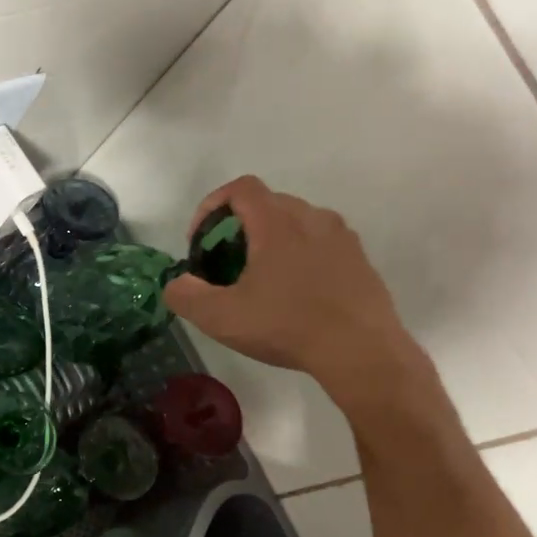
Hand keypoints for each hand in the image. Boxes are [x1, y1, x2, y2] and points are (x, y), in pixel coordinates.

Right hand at [163, 175, 423, 397]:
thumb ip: (185, 295)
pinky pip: (318, 243)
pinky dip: (295, 256)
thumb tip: (178, 283)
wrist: (358, 348)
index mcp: (277, 223)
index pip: (241, 188)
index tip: (199, 241)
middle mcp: (312, 217)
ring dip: (267, 242)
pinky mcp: (357, 258)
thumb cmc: (284, 325)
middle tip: (222, 266)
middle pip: (266, 204)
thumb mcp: (219, 317)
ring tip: (256, 282)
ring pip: (294, 223)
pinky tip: (289, 295)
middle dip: (236, 228)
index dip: (211, 206)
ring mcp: (340, 236)